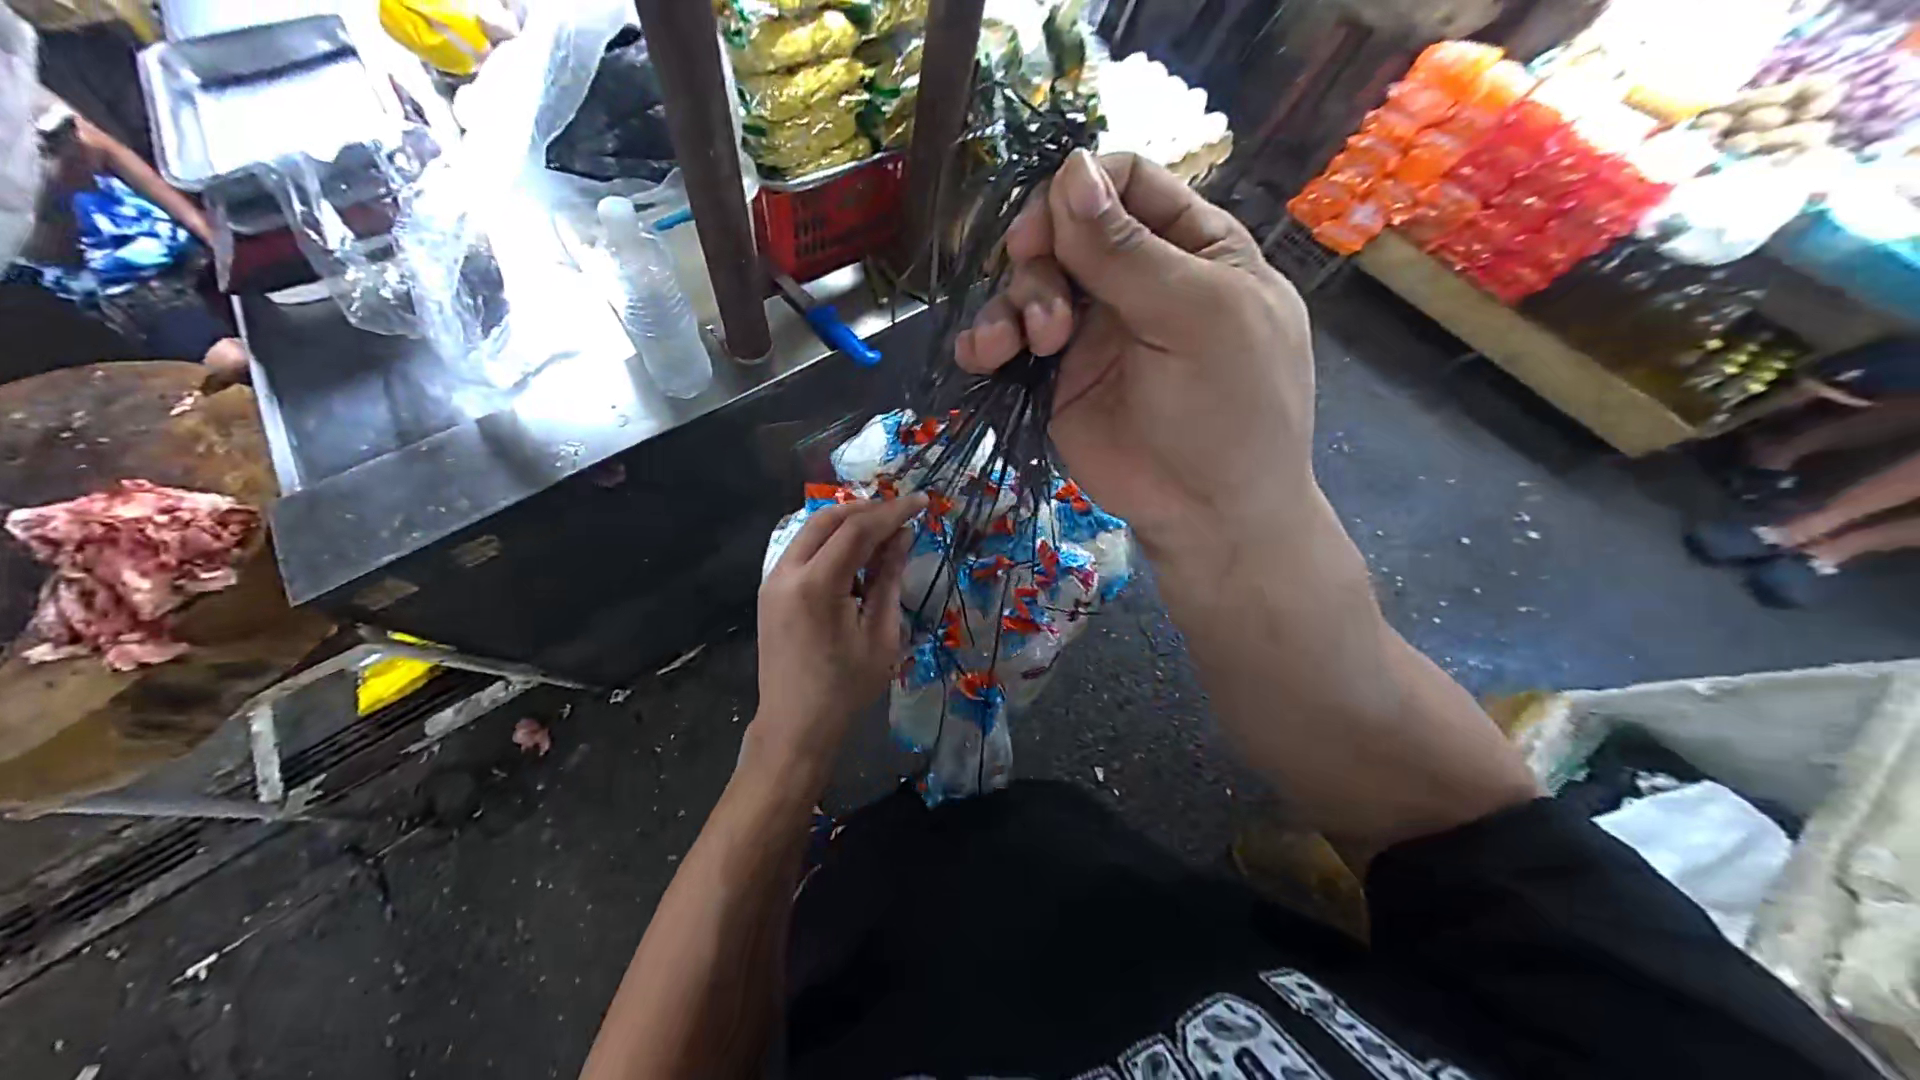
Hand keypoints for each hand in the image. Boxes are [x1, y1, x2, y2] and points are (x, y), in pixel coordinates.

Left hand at [747, 494, 925, 793]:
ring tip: (884, 533)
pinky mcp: (770, 591)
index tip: (921, 501)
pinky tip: (856, 557)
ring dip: (847, 524)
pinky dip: (830, 543)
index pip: (857, 530)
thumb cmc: (846, 688)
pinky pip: (803, 551)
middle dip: (868, 510)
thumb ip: (889, 579)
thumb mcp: (881, 634)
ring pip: (811, 531)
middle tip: (902, 513)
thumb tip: (901, 537)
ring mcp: (772, 581)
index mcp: (816, 585)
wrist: (794, 725)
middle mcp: (787, 573)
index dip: (892, 512)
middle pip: (828, 519)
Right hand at [954, 150, 1315, 558]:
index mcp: (1190, 248)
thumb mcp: (1196, 317)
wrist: (1206, 512)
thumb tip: (1070, 167)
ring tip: (1019, 346)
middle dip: (1040, 259)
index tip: (1047, 228)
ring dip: (1013, 303)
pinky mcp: (1056, 376)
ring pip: (1030, 283)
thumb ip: (1128, 251)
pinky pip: (1011, 340)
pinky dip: (989, 339)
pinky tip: (980, 355)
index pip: (1126, 184)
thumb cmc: (1229, 408)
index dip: (1080, 192)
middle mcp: (1135, 280)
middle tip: (1044, 308)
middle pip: (1064, 231)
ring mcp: (1091, 329)